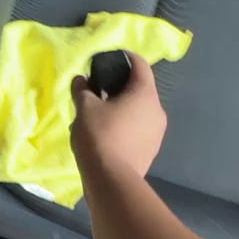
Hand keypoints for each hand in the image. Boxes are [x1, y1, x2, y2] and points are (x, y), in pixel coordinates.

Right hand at [71, 52, 165, 178]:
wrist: (112, 180)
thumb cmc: (100, 136)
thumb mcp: (85, 109)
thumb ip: (83, 90)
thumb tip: (80, 80)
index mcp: (145, 93)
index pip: (140, 65)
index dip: (125, 58)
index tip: (109, 60)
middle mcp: (157, 110)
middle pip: (140, 89)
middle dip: (121, 87)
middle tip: (100, 90)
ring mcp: (157, 132)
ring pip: (140, 111)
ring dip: (123, 108)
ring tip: (101, 115)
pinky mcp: (151, 150)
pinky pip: (139, 130)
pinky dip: (126, 126)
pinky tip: (108, 134)